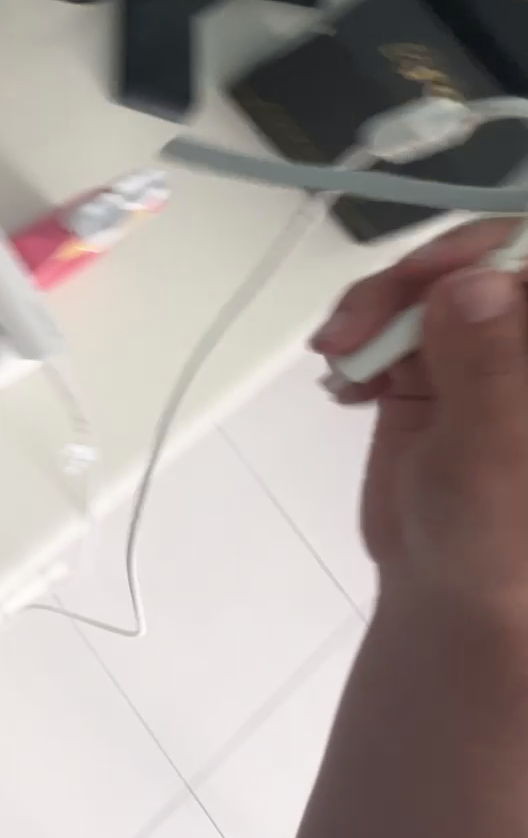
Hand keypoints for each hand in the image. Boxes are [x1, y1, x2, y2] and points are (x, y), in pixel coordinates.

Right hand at [314, 218, 527, 615]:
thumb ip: (489, 367)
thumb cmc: (502, 536)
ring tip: (337, 361)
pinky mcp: (440, 374)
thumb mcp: (496, 455)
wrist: (461, 585)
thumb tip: (472, 283)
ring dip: (371, 314)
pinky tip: (345, 384)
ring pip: (430, 291)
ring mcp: (491, 357)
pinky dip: (356, 345)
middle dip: (411, 284)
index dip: (495, 251)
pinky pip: (392, 330)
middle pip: (483, 268)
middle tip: (350, 329)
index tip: (431, 274)